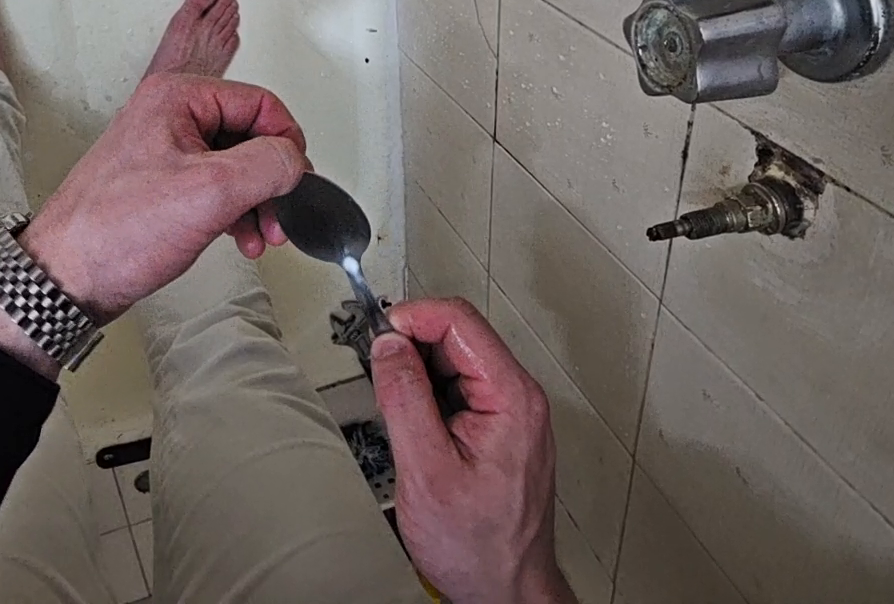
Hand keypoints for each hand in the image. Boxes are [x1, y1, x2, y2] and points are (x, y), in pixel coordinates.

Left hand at [0, 70, 305, 313]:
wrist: (63, 279)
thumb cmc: (113, 233)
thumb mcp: (209, 192)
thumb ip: (265, 166)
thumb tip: (295, 159)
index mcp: (177, 98)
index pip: (259, 102)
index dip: (287, 140)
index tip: (297, 177)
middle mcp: (170, 116)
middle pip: (250, 134)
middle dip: (271, 178)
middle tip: (282, 210)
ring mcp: (166, 150)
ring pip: (236, 164)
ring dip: (257, 200)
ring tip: (264, 234)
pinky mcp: (164, 183)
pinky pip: (216, 185)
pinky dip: (236, 210)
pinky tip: (242, 237)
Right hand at [371, 297, 573, 603]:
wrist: (505, 592)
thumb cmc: (478, 547)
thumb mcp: (427, 470)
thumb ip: (405, 398)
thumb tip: (387, 344)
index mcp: (511, 397)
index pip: (459, 321)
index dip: (413, 317)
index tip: (379, 334)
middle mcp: (516, 394)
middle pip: (457, 332)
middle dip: (410, 341)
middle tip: (377, 367)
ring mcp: (508, 407)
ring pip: (453, 355)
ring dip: (416, 366)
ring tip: (392, 400)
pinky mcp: (495, 421)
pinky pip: (456, 381)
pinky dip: (426, 387)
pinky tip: (410, 416)